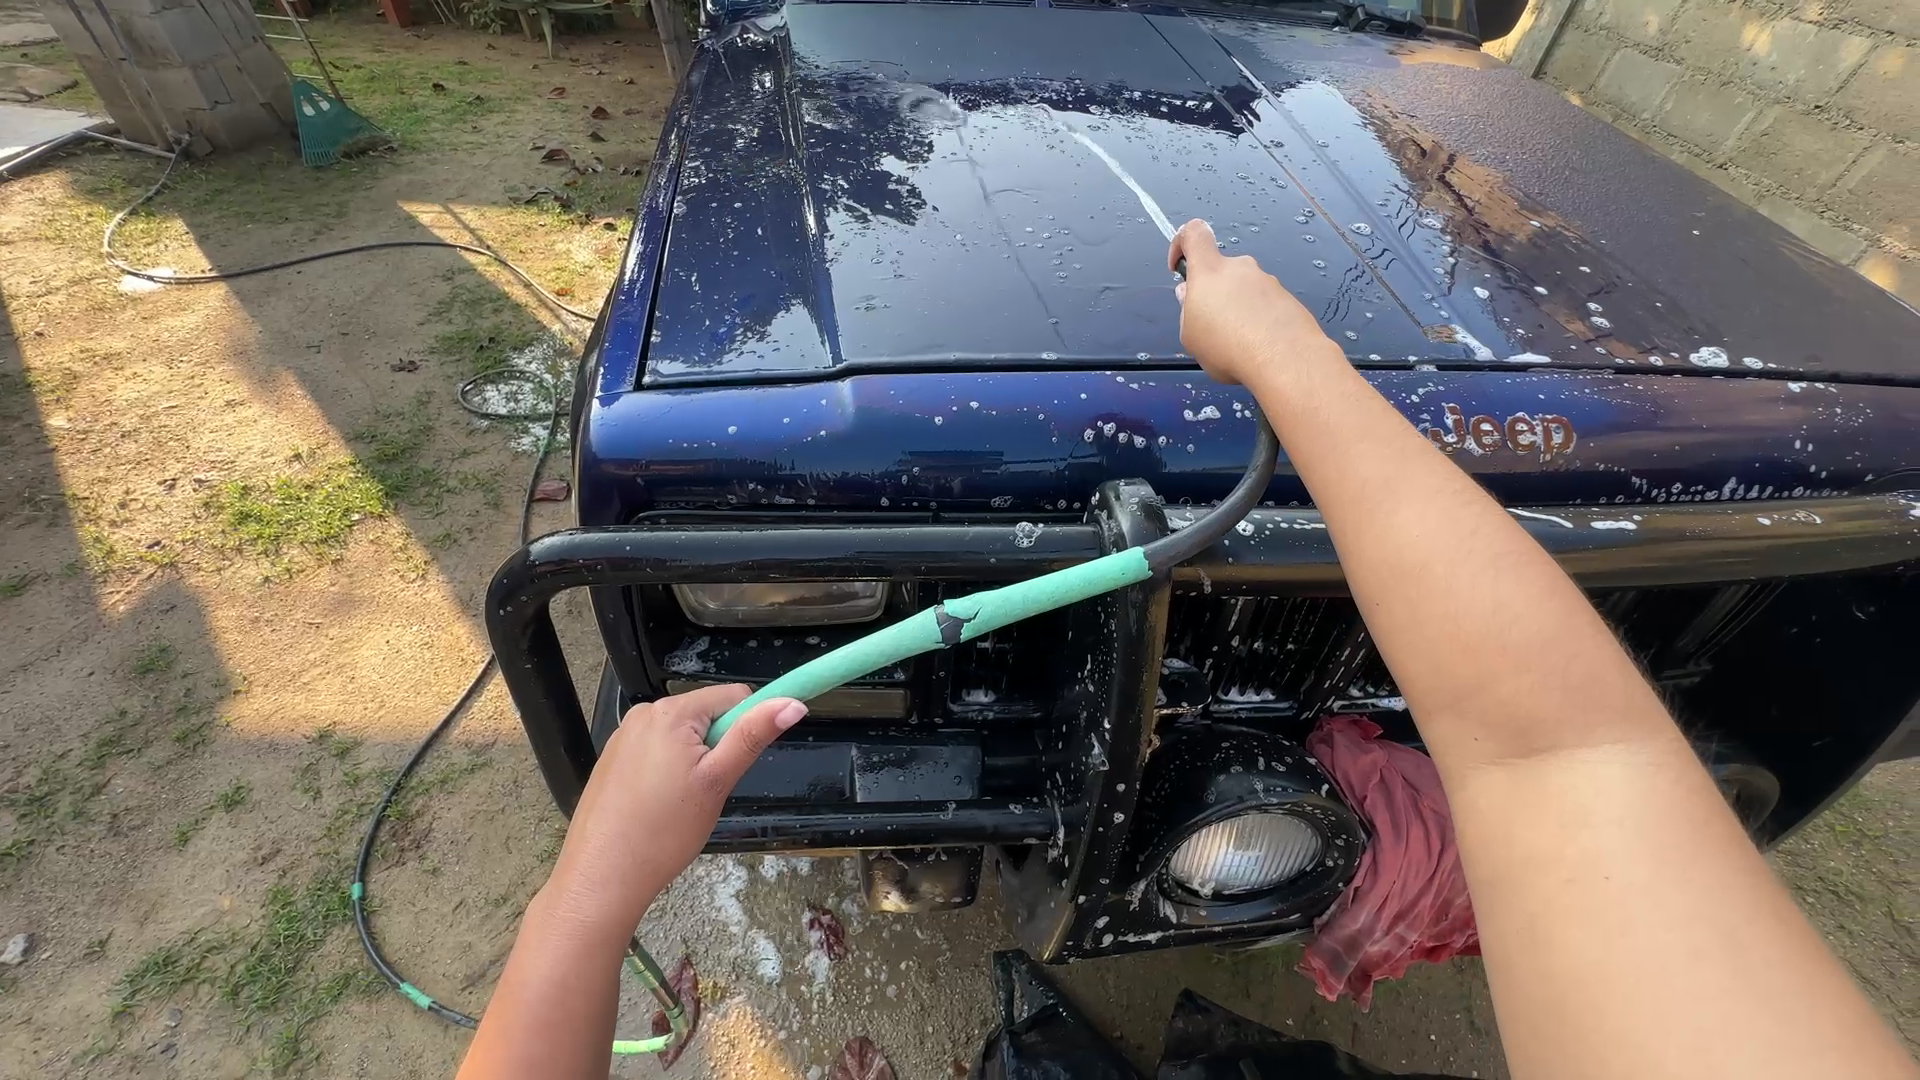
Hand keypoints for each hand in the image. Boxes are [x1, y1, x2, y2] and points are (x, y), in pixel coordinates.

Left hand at [541, 684, 805, 936]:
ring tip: (682, 803)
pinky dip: (668, 770)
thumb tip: (793, 702)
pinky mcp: (612, 759)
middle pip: (707, 714)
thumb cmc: (664, 832)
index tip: (735, 767)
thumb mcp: (719, 780)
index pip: (734, 696)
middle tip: (707, 791)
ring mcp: (624, 735)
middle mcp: (644, 712)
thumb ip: (754, 734)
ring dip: (694, 760)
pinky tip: (658, 806)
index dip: (747, 727)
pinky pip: (658, 750)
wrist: (599, 881)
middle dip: (717, 747)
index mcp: (672, 711)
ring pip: (684, 734)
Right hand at [1169, 219, 1343, 384]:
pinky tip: (1256, 345)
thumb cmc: (1228, 347)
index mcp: (1209, 272)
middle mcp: (1239, 268)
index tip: (1178, 267)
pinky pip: (1262, 303)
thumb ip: (1186, 312)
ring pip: (1242, 289)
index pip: (1194, 234)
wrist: (1283, 358)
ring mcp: (1266, 280)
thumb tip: (1188, 296)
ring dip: (1234, 309)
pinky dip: (1255, 319)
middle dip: (1211, 295)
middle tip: (1209, 326)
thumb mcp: (1191, 337)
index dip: (1180, 243)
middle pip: (1219, 272)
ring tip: (1235, 343)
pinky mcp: (1286, 297)